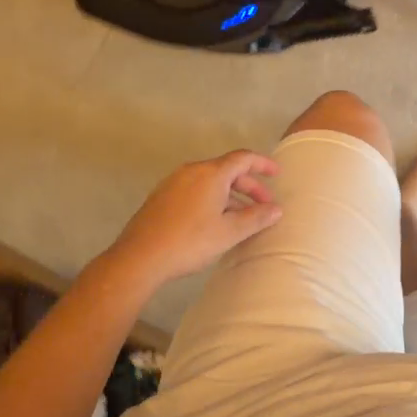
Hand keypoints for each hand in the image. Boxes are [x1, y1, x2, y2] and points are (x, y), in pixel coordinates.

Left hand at [99, 151, 282, 287]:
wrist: (139, 257)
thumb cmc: (190, 241)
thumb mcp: (229, 232)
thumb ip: (256, 218)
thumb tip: (276, 209)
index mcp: (211, 174)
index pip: (243, 158)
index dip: (263, 164)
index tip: (277, 173)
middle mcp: (192, 171)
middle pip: (227, 169)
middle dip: (249, 185)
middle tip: (264, 204)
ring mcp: (173, 182)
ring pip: (210, 181)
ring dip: (230, 194)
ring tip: (241, 216)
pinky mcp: (161, 197)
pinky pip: (195, 189)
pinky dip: (212, 198)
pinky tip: (214, 219)